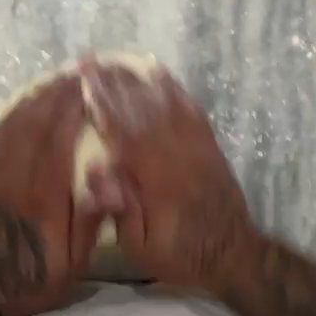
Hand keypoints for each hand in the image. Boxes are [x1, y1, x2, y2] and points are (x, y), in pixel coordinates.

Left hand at [0, 74, 115, 315]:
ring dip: (36, 99)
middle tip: (78, 72)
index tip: (89, 85)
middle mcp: (17, 180)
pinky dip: (12, 115)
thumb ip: (89, 219)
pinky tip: (25, 104)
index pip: (58, 140)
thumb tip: (109, 177)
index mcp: (43, 199)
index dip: (72, 109)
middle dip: (57, 95)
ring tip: (56, 80)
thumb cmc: (34, 281)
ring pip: (14, 126)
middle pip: (36, 125)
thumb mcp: (73, 263)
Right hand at [81, 60, 259, 290]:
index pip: (123, 132)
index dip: (101, 103)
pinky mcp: (209, 146)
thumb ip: (119, 207)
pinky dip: (174, 89)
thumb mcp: (140, 247)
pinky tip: (159, 74)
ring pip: (165, 105)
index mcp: (156, 180)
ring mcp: (196, 148)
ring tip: (117, 60)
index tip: (82, 80)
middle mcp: (177, 155)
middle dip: (114, 84)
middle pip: (141, 111)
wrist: (233, 255)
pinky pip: (191, 111)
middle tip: (91, 60)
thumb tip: (96, 167)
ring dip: (139, 81)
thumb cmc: (179, 255)